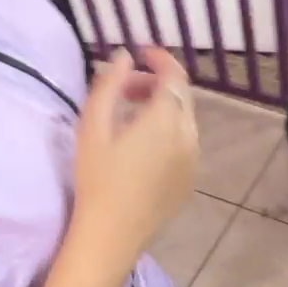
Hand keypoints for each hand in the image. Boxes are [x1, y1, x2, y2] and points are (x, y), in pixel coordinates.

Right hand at [68, 47, 199, 266]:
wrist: (113, 233)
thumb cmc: (98, 178)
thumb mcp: (94, 124)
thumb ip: (110, 83)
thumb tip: (124, 57)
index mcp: (166, 119)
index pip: (174, 75)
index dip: (159, 58)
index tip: (140, 52)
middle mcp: (188, 137)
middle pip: (181, 97)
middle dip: (157, 84)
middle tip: (125, 87)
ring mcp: (193, 162)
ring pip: (185, 122)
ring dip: (163, 109)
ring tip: (130, 117)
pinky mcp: (189, 181)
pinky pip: (186, 145)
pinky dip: (170, 133)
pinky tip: (143, 146)